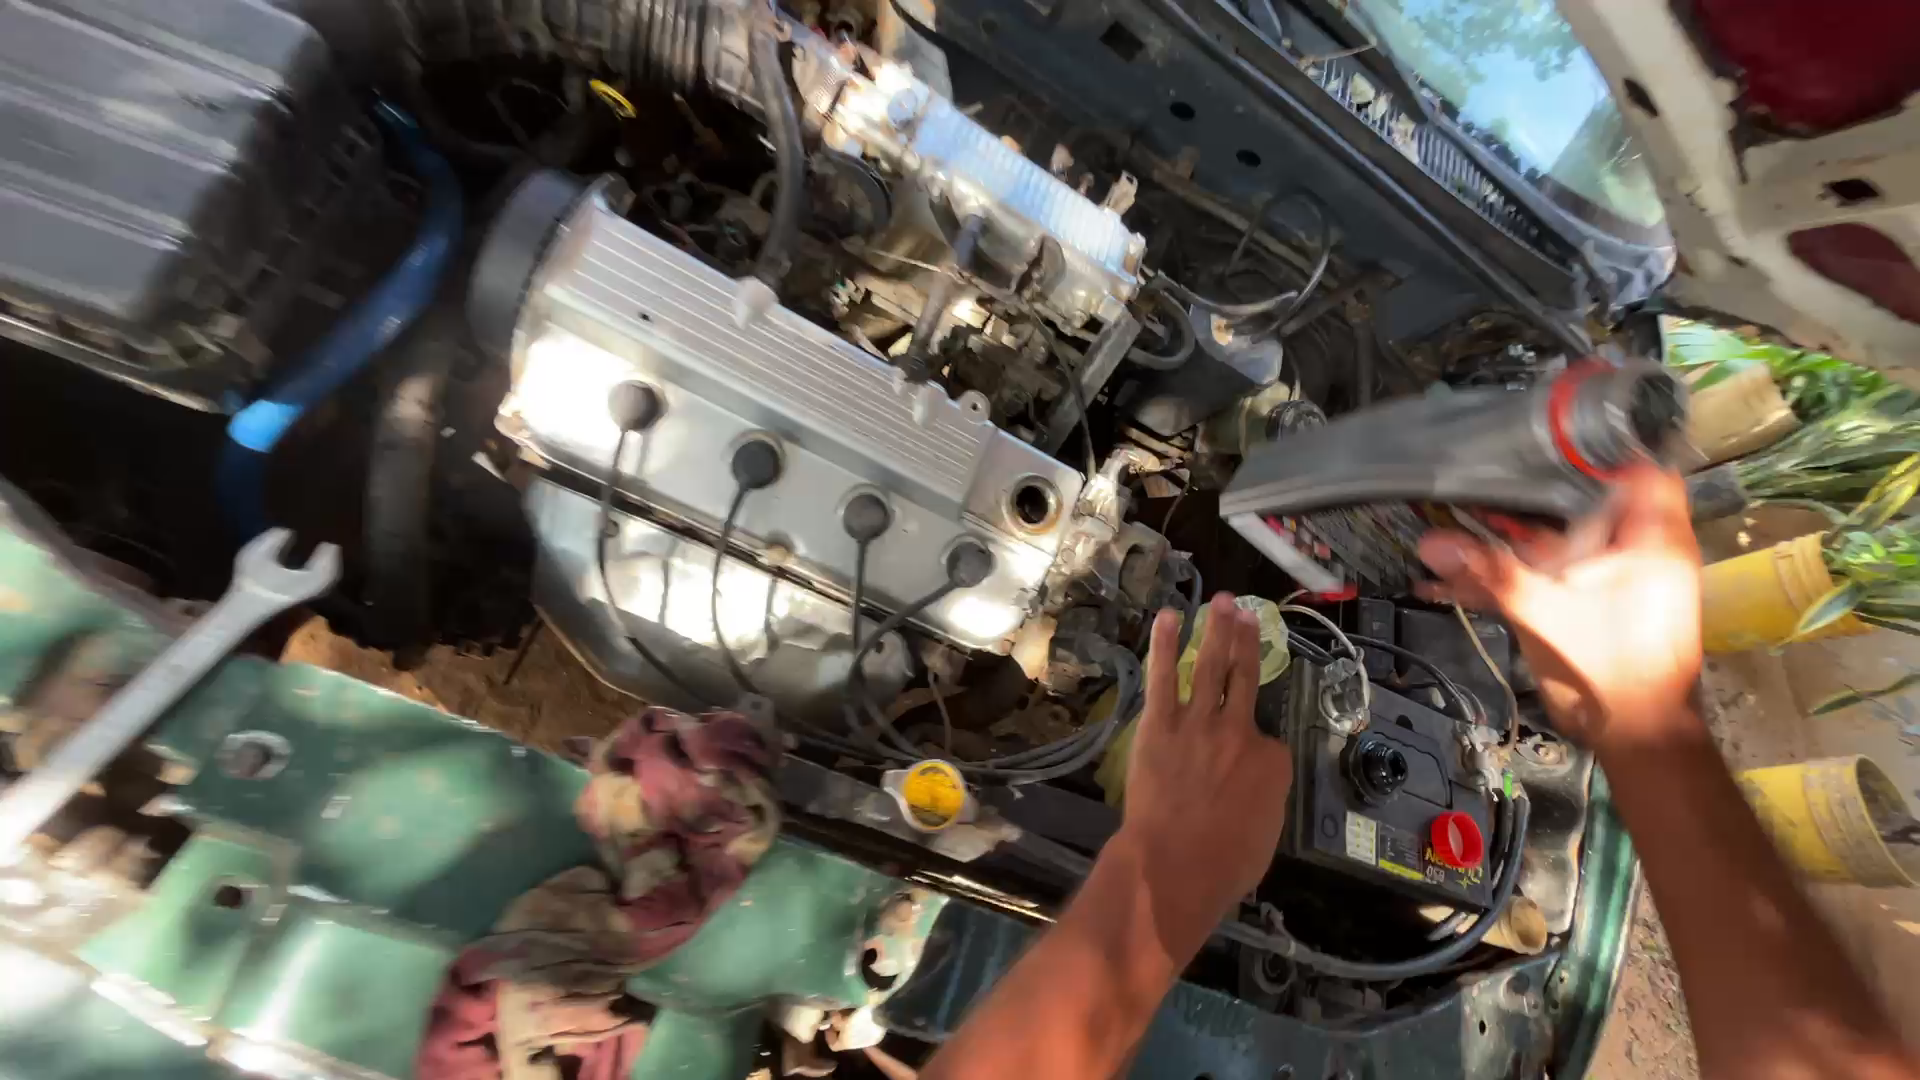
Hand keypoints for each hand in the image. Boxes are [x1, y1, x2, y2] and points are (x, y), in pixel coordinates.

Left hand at [1121, 593, 1292, 922]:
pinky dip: (1164, 645)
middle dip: (1244, 639)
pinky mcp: (1160, 723)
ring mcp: (1199, 723)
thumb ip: (1263, 794)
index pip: (1270, 740)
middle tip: (1245, 609)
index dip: (1258, 748)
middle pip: (1245, 678)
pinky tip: (1167, 618)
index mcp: (1273, 761)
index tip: (1245, 759)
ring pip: (1210, 667)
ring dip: (1215, 630)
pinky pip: (1162, 677)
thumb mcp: (1266, 832)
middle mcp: (1240, 732)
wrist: (1176, 862)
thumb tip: (1253, 781)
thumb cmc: (1226, 862)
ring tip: (1219, 600)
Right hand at [1416, 464, 1702, 750]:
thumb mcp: (1542, 612)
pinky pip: (1531, 577)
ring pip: (1547, 541)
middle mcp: (1628, 552)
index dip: (1601, 448)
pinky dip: (1491, 577)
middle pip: (1581, 502)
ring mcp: (1599, 578)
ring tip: (1442, 520)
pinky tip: (1440, 582)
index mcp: (1647, 541)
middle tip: (1477, 469)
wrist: (1627, 731)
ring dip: (1496, 536)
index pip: (1641, 471)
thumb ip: (1487, 572)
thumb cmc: (1610, 667)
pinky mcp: (1574, 603)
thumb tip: (1430, 543)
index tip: (1547, 434)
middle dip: (1526, 489)